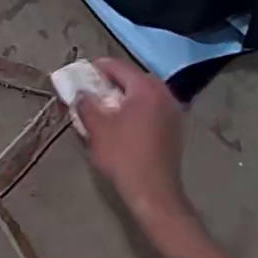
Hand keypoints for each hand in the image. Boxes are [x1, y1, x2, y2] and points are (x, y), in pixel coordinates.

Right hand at [72, 57, 194, 227]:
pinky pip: (152, 110)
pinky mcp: (175, 129)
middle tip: (91, 91)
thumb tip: (82, 93)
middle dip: (111, 83)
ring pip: (144, 95)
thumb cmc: (123, 156)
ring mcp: (174, 111)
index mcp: (146, 88)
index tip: (81, 73)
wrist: (153, 191)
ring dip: (124, 98)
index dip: (97, 67)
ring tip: (105, 108)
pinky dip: (137, 110)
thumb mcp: (97, 129)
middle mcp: (164, 94)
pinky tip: (124, 124)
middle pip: (133, 79)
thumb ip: (86, 104)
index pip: (118, 66)